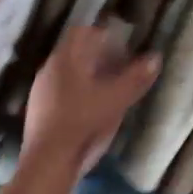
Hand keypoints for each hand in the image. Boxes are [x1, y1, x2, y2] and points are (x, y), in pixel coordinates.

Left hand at [25, 24, 160, 173]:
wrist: (48, 161)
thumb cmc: (84, 121)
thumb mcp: (117, 99)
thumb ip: (136, 77)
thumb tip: (155, 57)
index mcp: (65, 59)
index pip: (80, 32)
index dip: (101, 34)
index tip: (119, 43)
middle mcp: (49, 69)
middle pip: (73, 52)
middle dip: (96, 56)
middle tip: (118, 66)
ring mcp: (39, 91)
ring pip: (65, 72)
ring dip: (85, 75)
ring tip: (105, 88)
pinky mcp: (37, 111)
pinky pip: (58, 91)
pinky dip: (75, 93)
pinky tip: (88, 109)